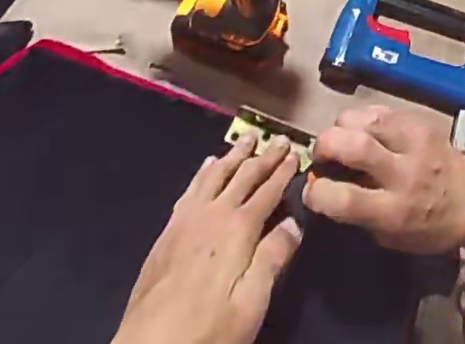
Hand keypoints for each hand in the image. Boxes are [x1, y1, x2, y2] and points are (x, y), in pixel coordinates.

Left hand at [113, 134, 303, 343]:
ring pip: (216, 174)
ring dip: (234, 155)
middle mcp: (214, 213)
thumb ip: (272, 259)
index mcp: (238, 229)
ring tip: (247, 139)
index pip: (267, 191)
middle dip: (264, 157)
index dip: (283, 172)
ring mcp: (187, 219)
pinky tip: (208, 165)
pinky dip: (204, 171)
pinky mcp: (168, 230)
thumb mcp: (251, 305)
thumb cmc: (207, 334)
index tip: (296, 153)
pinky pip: (191, 188)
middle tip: (278, 139)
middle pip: (244, 176)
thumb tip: (293, 223)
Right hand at [302, 106, 464, 253]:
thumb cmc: (429, 226)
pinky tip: (364, 131)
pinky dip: (361, 118)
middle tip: (320, 154)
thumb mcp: (391, 236)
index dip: (318, 193)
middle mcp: (403, 172)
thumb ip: (357, 213)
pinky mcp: (417, 118)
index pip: (345, 198)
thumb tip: (324, 186)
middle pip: (352, 145)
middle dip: (324, 145)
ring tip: (341, 139)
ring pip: (361, 118)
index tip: (310, 190)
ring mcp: (411, 139)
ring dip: (340, 127)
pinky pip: (376, 109)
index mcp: (395, 211)